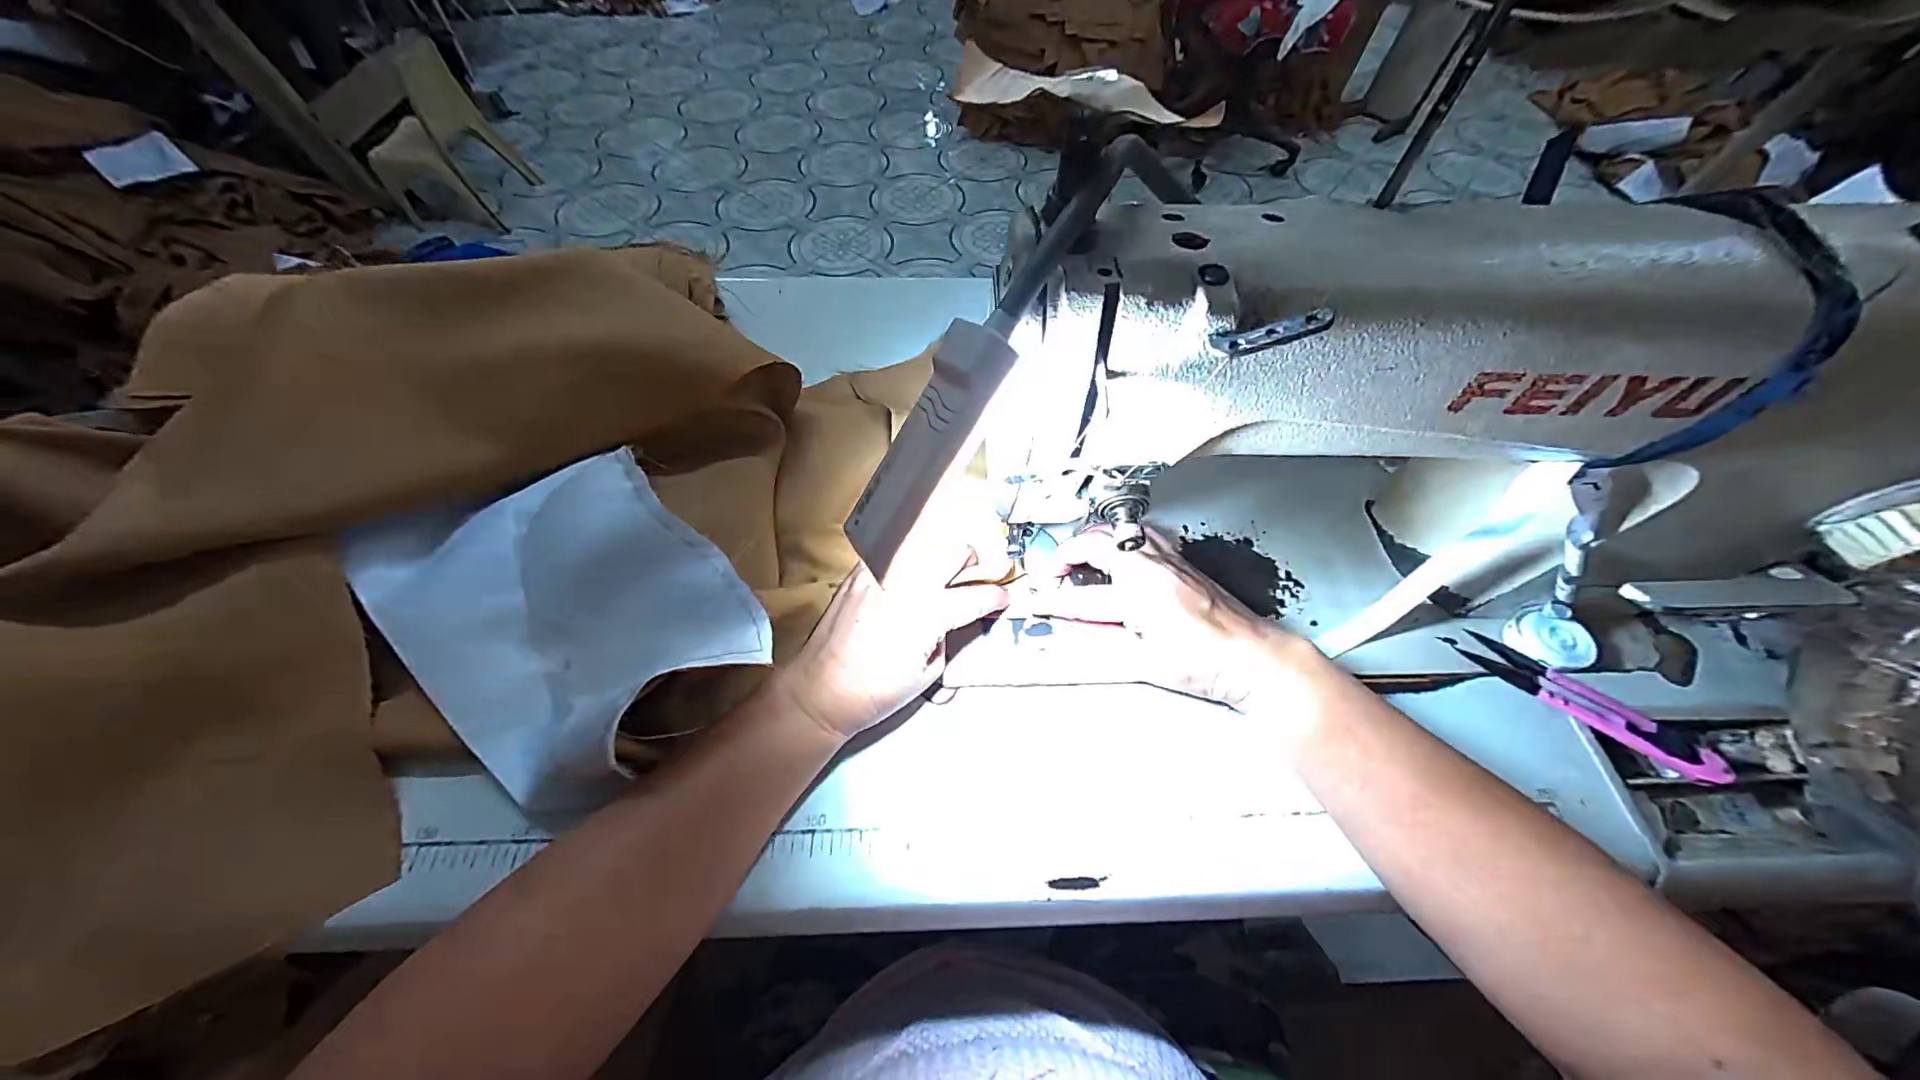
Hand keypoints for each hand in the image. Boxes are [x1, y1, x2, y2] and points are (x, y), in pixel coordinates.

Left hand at [770, 563, 1008, 739]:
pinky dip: (905, 565)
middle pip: (955, 552)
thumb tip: (952, 622)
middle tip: (970, 582)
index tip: (1001, 598)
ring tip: (936, 582)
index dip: (996, 597)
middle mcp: (907, 584)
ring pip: (924, 547)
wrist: (821, 690)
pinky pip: (891, 556)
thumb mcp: (927, 672)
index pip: (976, 595)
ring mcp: (880, 574)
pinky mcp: (858, 575)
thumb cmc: (873, 691)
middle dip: (970, 565)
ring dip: (938, 562)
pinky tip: (904, 585)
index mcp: (930, 612)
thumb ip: (946, 637)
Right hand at [1025, 527, 1315, 710]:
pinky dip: (1122, 539)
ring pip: (1123, 532)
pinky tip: (1122, 553)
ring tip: (1081, 555)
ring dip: (1095, 540)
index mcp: (1140, 591)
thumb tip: (1075, 633)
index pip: (1083, 594)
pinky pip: (1145, 536)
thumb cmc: (1211, 663)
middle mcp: (1154, 567)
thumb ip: (1103, 643)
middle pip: (1098, 542)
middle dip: (1068, 554)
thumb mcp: (1145, 663)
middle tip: (1054, 570)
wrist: (1256, 658)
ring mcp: (1171, 561)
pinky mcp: (1184, 564)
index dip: (1055, 600)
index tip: (1041, 602)